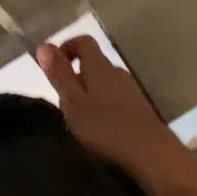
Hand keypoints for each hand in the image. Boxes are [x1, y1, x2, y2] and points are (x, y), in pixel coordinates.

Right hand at [37, 36, 196, 191]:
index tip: (53, 67)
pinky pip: (116, 98)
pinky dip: (104, 105)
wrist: (151, 154)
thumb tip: (44, 45)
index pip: (83, 41)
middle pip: (94, 62)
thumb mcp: (73, 102)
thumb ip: (59, 74)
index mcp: (99, 66)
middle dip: (76, 75)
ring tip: (79, 117)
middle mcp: (117, 72)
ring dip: (90, 92)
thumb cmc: (105, 127)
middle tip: (63, 100)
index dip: (66, 48)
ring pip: (105, 82)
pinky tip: (100, 127)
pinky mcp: (140, 108)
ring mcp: (132, 90)